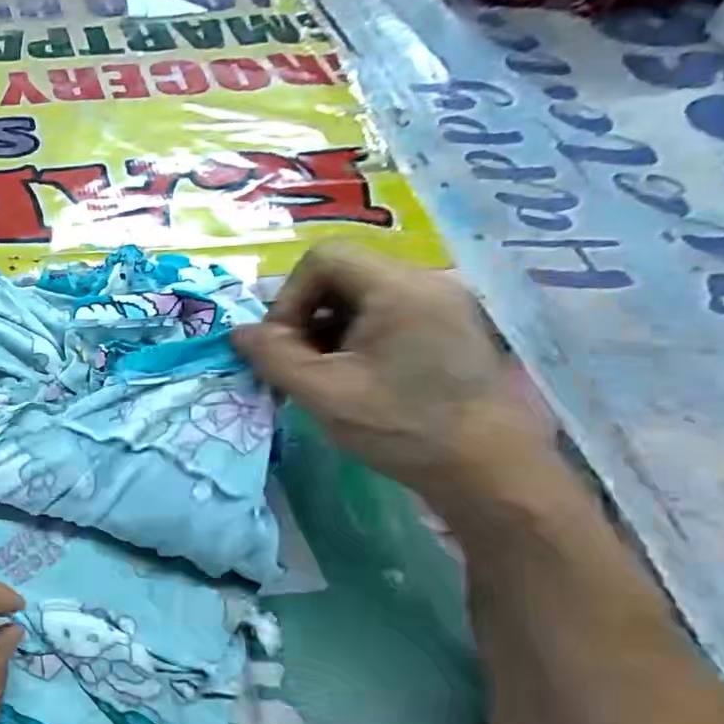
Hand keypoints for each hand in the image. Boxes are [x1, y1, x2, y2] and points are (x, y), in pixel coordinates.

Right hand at [231, 241, 553, 507]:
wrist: (485, 465)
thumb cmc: (399, 426)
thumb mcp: (321, 392)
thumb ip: (272, 355)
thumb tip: (238, 333)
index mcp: (399, 289)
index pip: (323, 258)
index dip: (289, 297)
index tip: (285, 344)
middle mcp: (426, 283)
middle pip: (338, 275)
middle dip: (302, 317)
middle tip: (295, 364)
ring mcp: (439, 304)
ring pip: (355, 297)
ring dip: (322, 331)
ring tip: (320, 376)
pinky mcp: (444, 327)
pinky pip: (380, 314)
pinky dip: (349, 339)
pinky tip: (349, 377)